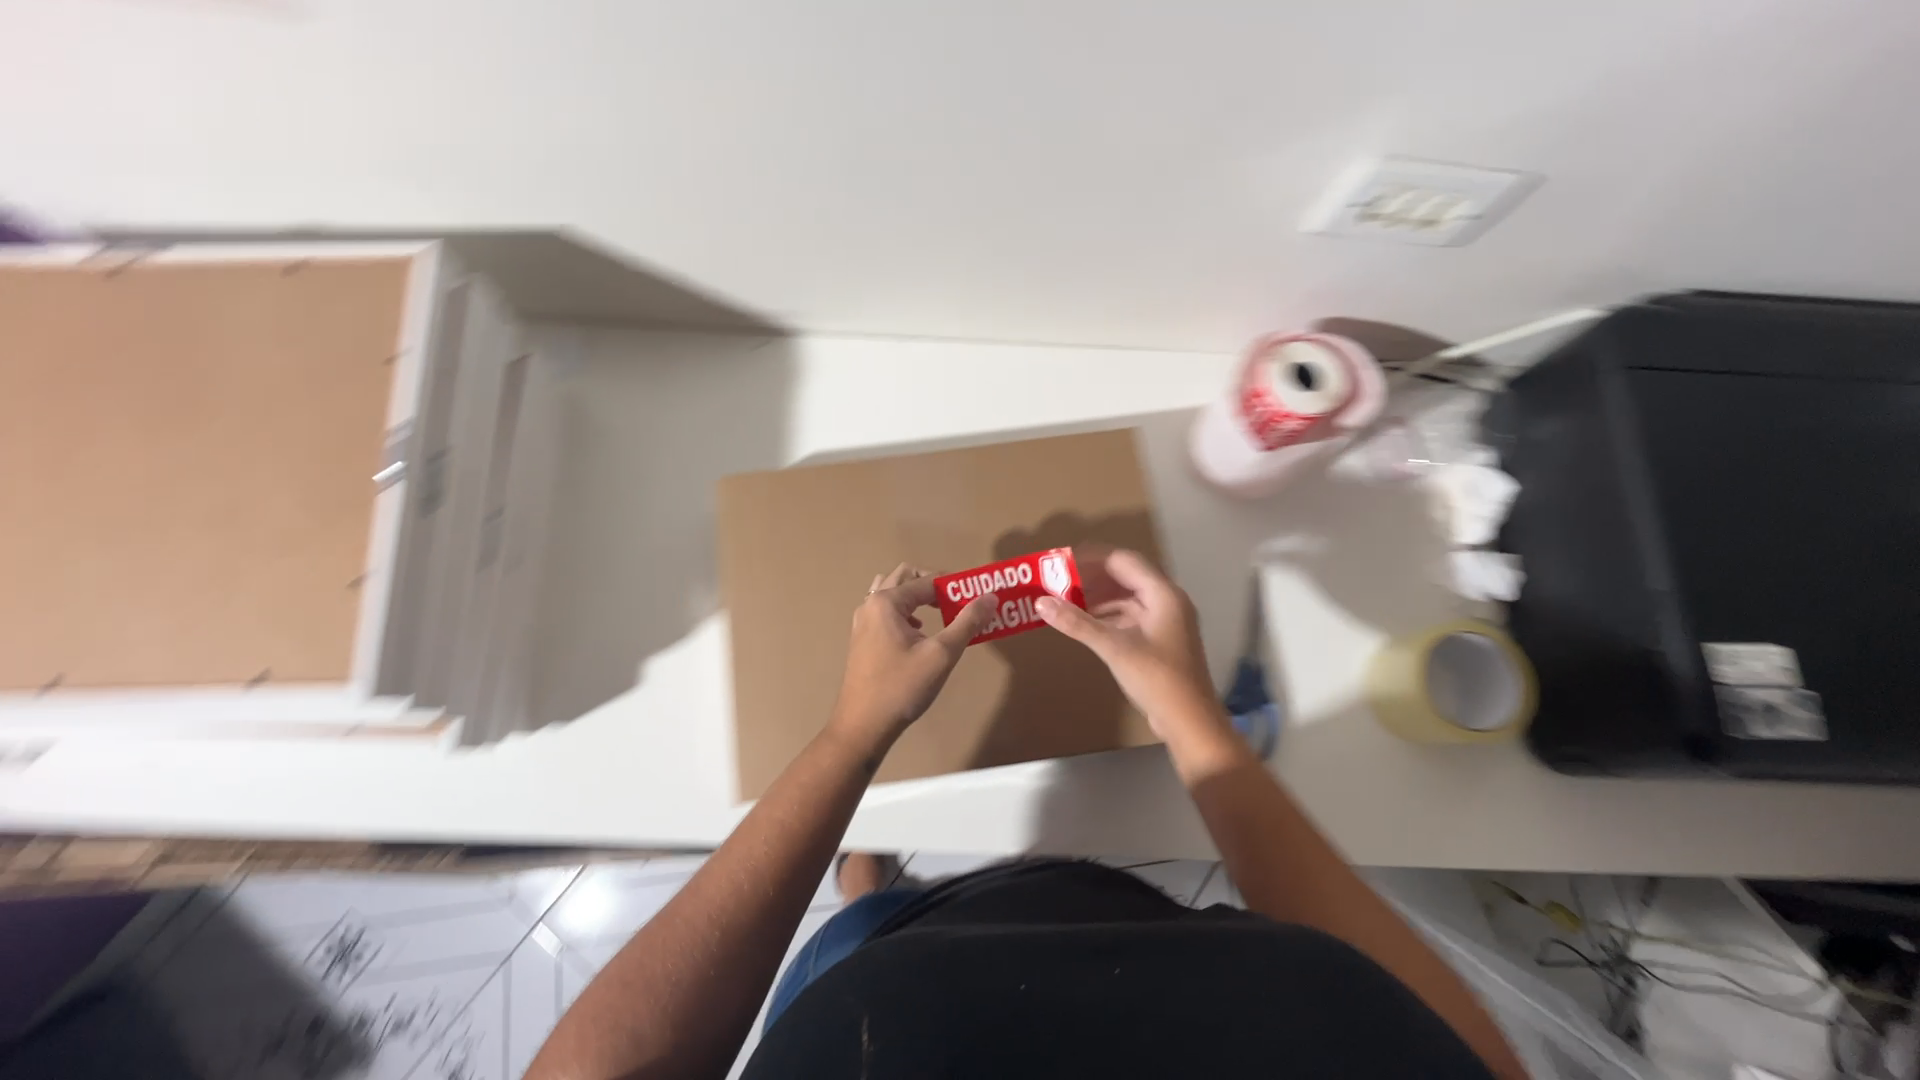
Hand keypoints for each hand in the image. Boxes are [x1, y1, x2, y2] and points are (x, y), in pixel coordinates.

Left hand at [829, 563, 996, 747]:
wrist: (863, 726)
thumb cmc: (902, 688)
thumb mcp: (941, 654)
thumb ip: (967, 622)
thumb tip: (990, 597)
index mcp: (886, 602)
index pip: (927, 581)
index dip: (955, 586)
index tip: (978, 596)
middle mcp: (870, 605)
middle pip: (905, 577)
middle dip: (934, 584)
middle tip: (958, 601)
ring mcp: (862, 622)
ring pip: (891, 593)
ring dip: (916, 596)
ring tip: (940, 611)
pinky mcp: (861, 640)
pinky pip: (885, 612)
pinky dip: (905, 611)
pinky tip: (919, 632)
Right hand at [1035, 550, 1231, 745]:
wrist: (1189, 721)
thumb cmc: (1156, 678)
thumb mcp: (1114, 647)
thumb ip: (1077, 622)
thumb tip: (1041, 601)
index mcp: (1163, 594)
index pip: (1123, 560)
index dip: (1092, 558)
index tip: (1062, 562)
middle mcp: (1167, 600)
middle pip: (1126, 576)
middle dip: (1092, 577)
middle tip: (1059, 581)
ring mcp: (1166, 620)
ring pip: (1127, 597)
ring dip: (1099, 597)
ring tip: (1066, 601)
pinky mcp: (1160, 639)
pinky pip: (1130, 615)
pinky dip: (1108, 615)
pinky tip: (1085, 624)